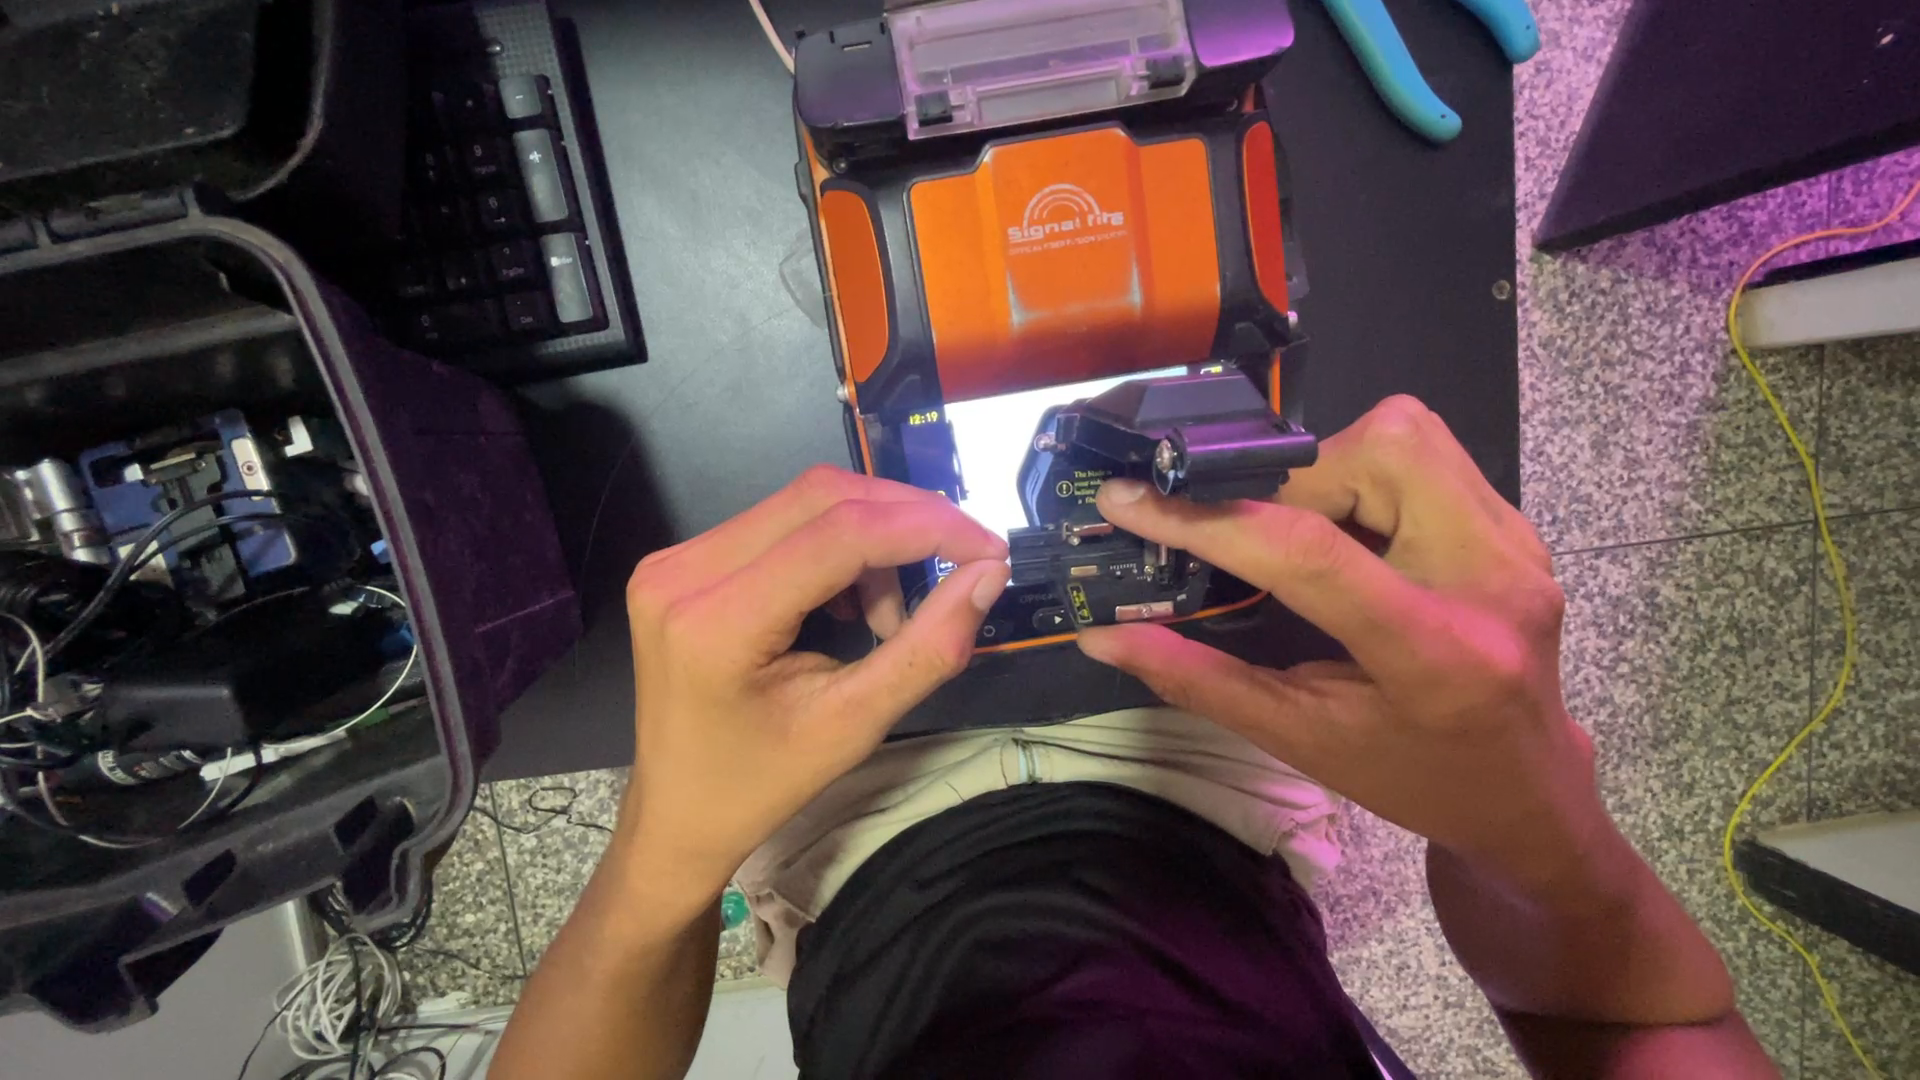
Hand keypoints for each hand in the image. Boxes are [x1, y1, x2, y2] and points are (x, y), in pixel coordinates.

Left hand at [618, 466, 1009, 903]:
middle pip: (822, 497)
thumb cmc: (761, 784)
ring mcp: (677, 560)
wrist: (676, 812)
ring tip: (888, 613)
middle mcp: (685, 572)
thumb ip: (927, 648)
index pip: (840, 534)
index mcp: (719, 622)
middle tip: (962, 559)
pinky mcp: (684, 561)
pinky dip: (837, 547)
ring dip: (873, 537)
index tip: (988, 549)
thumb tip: (988, 575)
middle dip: (907, 518)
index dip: (927, 528)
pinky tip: (849, 601)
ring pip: (804, 503)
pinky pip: (781, 523)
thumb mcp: (855, 725)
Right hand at [1079, 396, 1605, 899]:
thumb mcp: (1297, 738)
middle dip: (1283, 477)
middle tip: (1247, 525)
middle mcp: (1491, 576)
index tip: (1129, 500)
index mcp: (1434, 652)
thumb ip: (1197, 679)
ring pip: (1406, 434)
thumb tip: (1103, 636)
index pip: (1308, 553)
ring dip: (1324, 465)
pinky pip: (1425, 453)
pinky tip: (1345, 527)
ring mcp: (1515, 541)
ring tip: (1297, 523)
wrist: (1530, 792)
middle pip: (1379, 454)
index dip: (1207, 520)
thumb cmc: (1412, 777)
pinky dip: (1360, 472)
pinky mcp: (1513, 525)